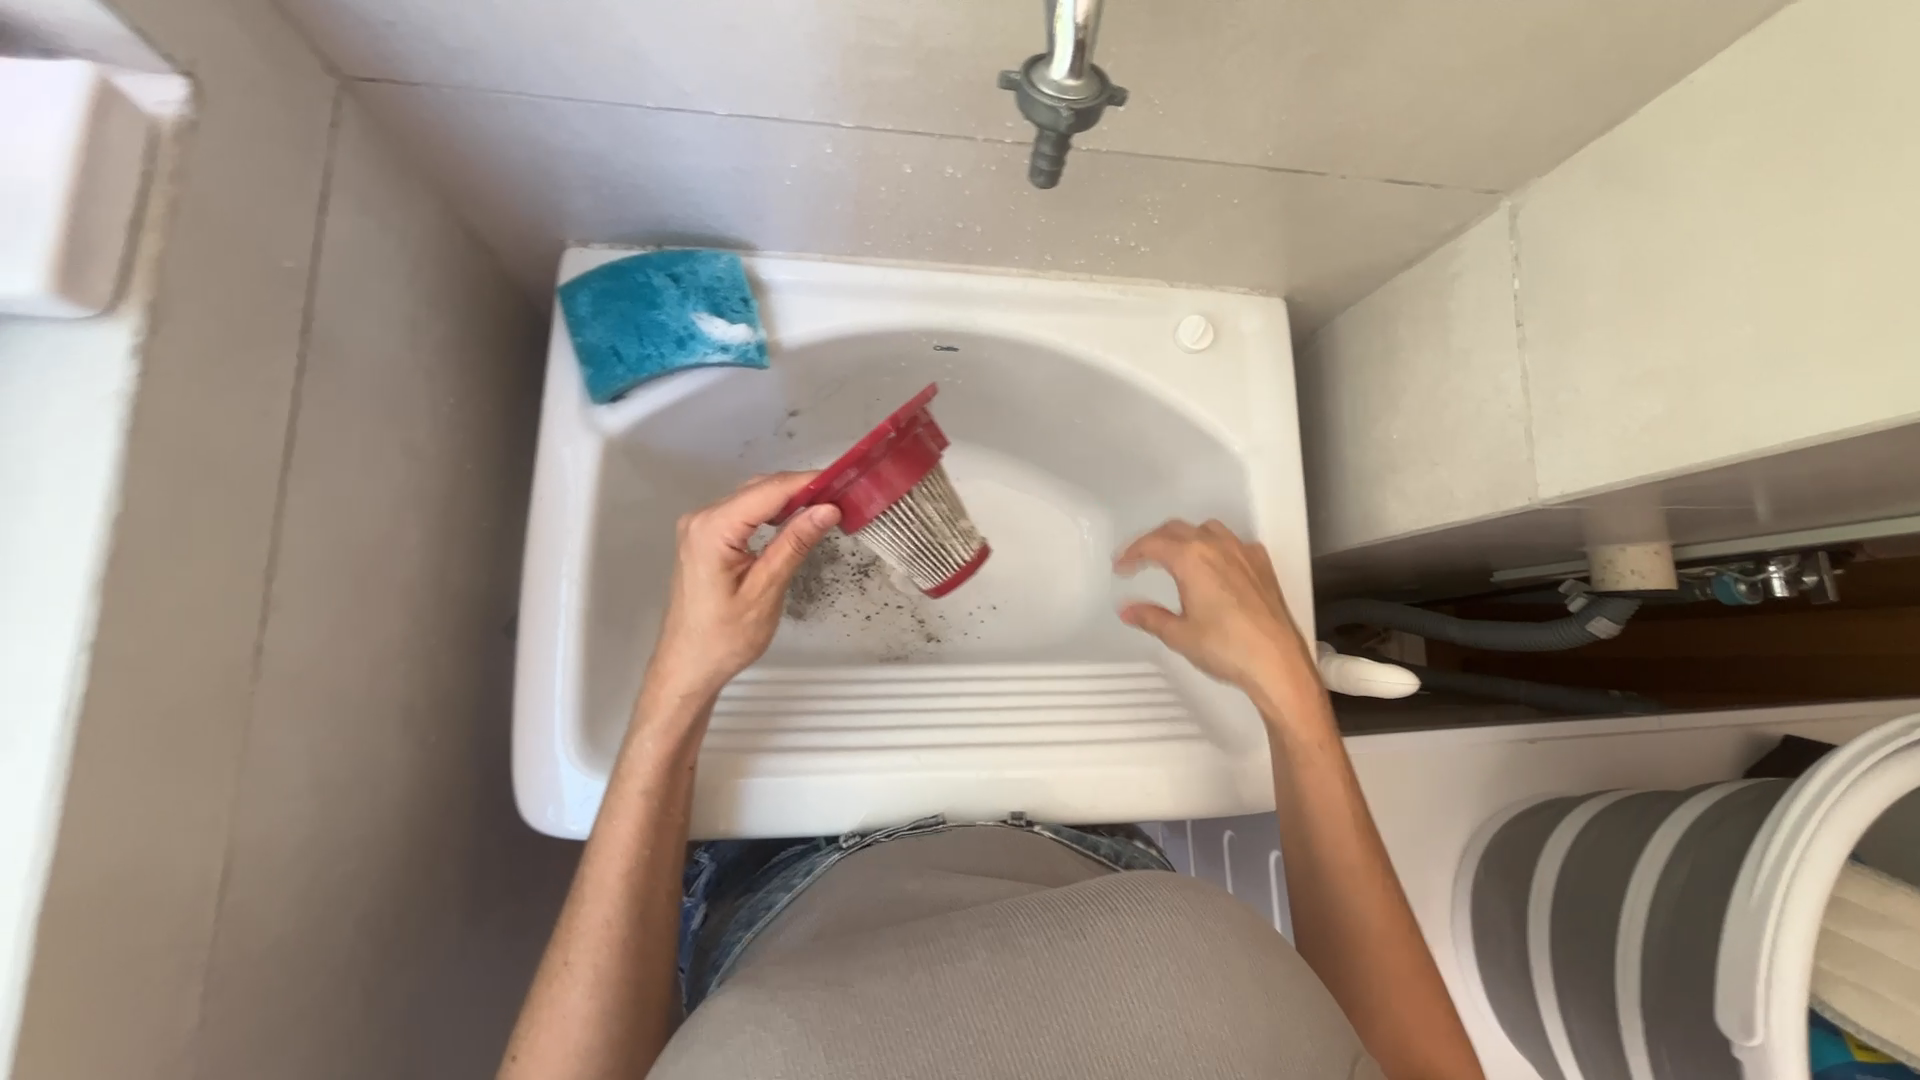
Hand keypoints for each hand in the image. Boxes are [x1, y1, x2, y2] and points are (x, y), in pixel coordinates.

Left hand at [645, 473, 840, 701]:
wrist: (688, 666)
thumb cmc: (723, 638)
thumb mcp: (766, 591)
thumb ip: (794, 544)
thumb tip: (826, 509)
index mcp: (712, 530)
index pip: (768, 491)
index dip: (808, 483)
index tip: (843, 483)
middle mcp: (702, 519)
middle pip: (759, 489)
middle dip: (801, 489)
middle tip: (842, 498)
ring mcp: (700, 527)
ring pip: (752, 498)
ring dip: (788, 500)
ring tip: (825, 509)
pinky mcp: (705, 539)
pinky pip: (743, 513)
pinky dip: (771, 512)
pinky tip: (794, 521)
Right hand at [1115, 519, 1316, 694]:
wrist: (1276, 663)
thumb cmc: (1226, 648)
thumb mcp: (1178, 635)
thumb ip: (1150, 617)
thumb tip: (1127, 610)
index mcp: (1191, 559)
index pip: (1152, 544)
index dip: (1132, 554)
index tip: (1121, 567)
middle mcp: (1217, 547)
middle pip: (1177, 529)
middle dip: (1154, 541)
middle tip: (1140, 560)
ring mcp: (1243, 553)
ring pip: (1207, 530)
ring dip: (1186, 537)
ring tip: (1175, 557)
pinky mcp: (1262, 566)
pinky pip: (1234, 543)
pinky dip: (1216, 546)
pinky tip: (1215, 566)